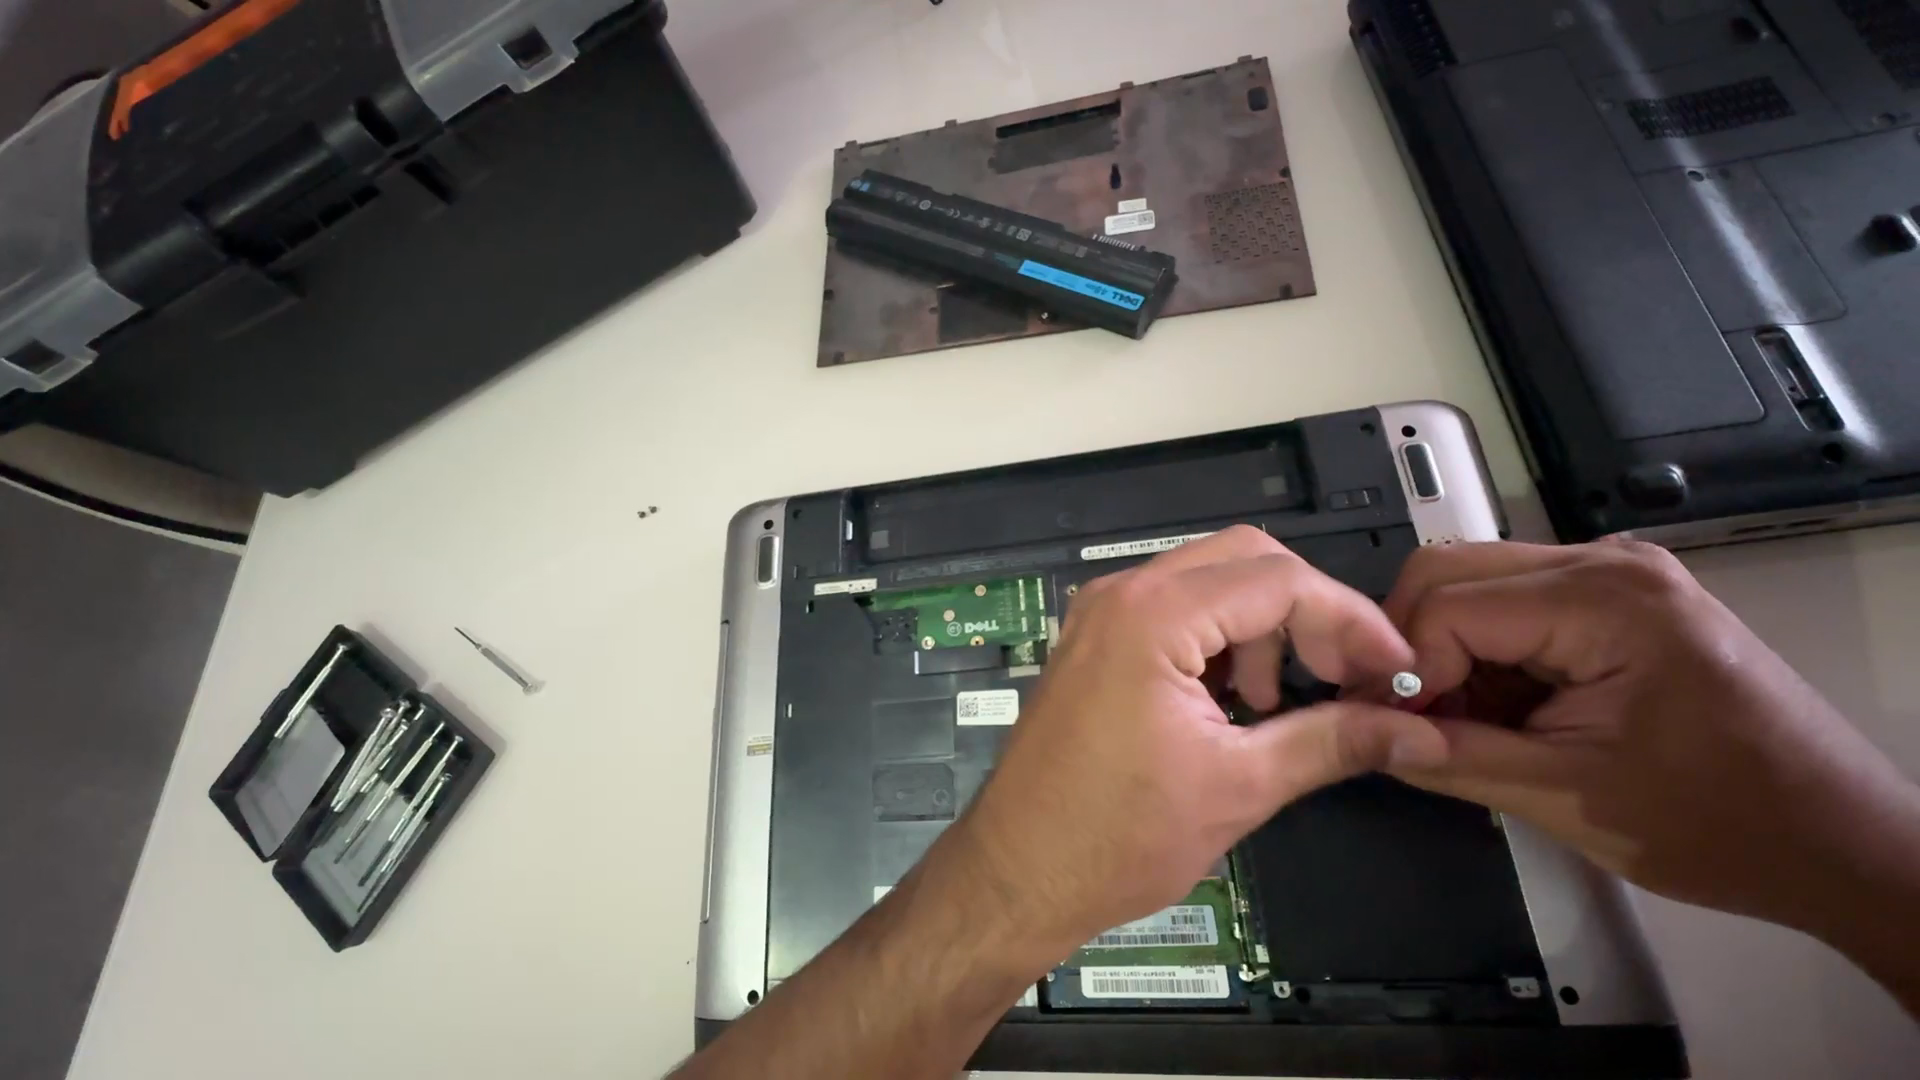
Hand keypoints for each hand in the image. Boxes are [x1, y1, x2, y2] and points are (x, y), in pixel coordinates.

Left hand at [938, 526, 1448, 962]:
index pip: (1278, 580)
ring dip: (1260, 625)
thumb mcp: (1240, 786)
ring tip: (1278, 701)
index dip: (1349, 620)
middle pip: (1243, 560)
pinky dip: (1217, 638)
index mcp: (1152, 616)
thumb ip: (1334, 742)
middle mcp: (1121, 594)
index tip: (1394, 670)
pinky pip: (1171, 610)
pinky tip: (1234, 699)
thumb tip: (1421, 732)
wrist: (1018, 871)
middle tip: (1344, 675)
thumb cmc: (1119, 837)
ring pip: (1207, 581)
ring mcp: (1099, 614)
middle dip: (1306, 611)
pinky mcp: (1093, 640)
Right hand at [1380, 541, 1919, 955]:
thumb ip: (1450, 756)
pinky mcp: (1606, 597)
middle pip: (1444, 572)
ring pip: (1464, 582)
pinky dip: (1473, 652)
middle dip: (1406, 645)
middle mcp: (1602, 562)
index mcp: (1604, 600)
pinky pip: (1501, 602)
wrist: (1843, 845)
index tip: (1389, 730)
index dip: (1402, 670)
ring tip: (1447, 717)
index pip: (1446, 606)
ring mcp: (1608, 573)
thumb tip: (1359, 735)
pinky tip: (1489, 705)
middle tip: (1401, 714)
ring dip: (1437, 649)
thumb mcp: (1567, 797)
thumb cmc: (1721, 825)